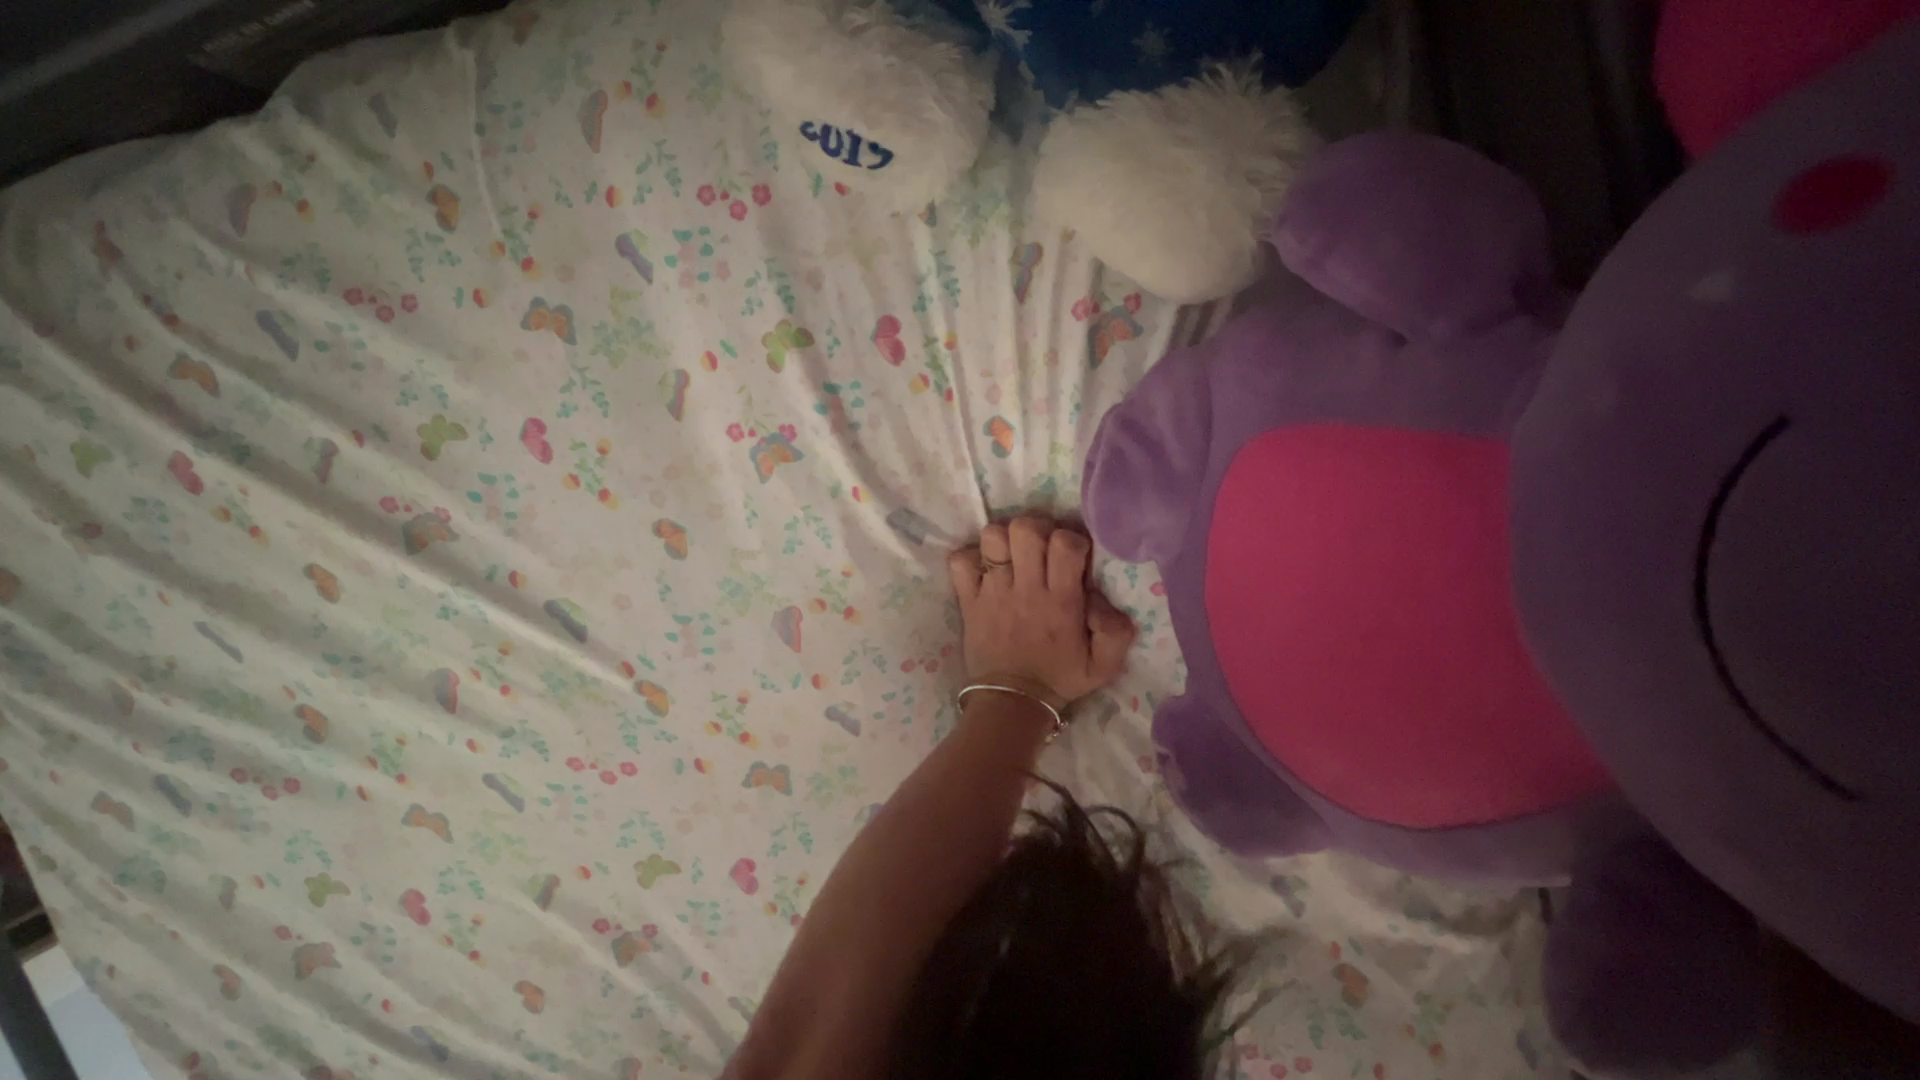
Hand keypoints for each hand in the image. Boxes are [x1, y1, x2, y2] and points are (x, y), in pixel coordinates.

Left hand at [947, 514, 1136, 709]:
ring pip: (992, 538)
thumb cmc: (1060, 678)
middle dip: (1037, 528)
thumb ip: (1116, 630)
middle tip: (1041, 548)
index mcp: (1061, 600)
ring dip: (1003, 539)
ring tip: (1012, 555)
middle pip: (1025, 529)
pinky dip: (969, 559)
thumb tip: (1099, 599)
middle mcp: (1026, 589)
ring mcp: (993, 592)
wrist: (1013, 703)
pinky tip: (984, 571)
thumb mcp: (1104, 665)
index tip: (1073, 556)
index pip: (1065, 543)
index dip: (1072, 539)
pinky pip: (959, 562)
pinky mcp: (968, 601)